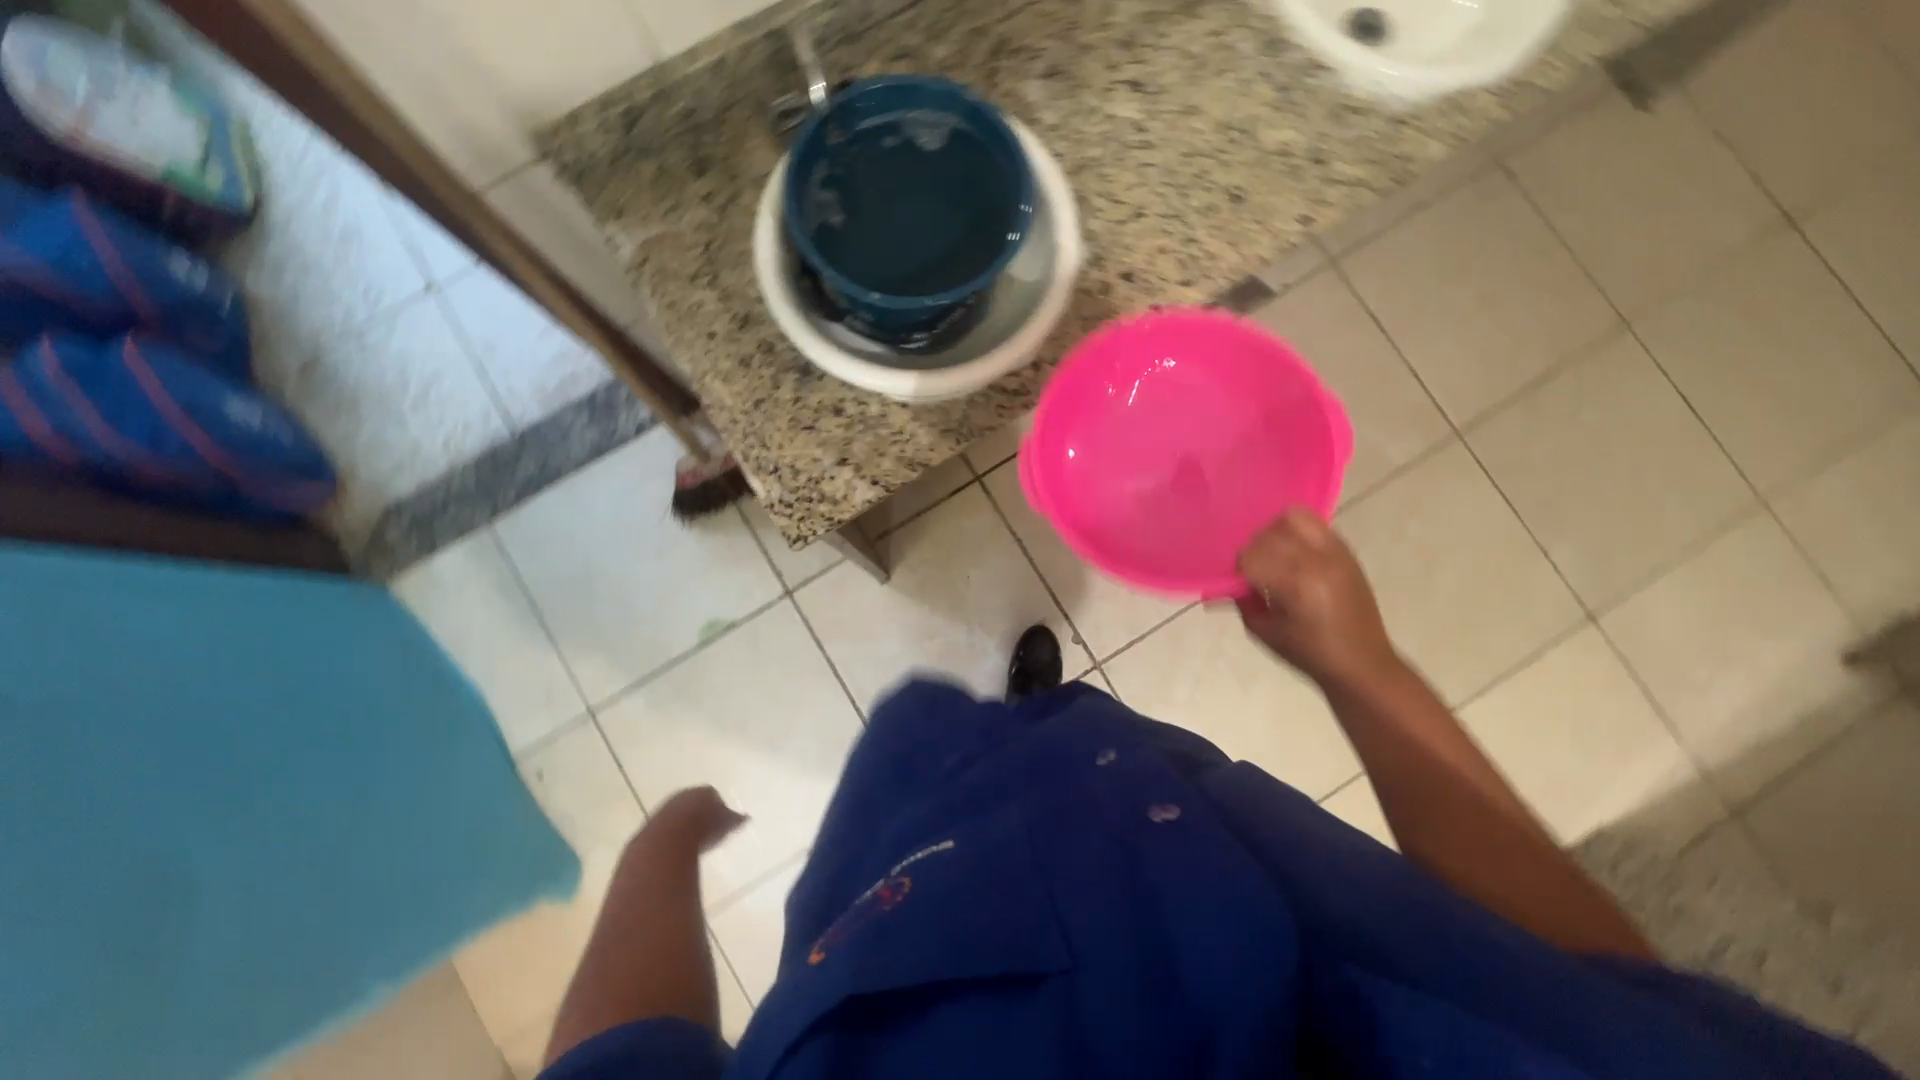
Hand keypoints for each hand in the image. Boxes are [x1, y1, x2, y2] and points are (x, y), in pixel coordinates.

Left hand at [641, 786, 747, 854]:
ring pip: (678, 814)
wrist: (669, 839)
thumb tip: (747, 817)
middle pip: (693, 802)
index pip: (712, 795)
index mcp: (703, 792)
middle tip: (706, 830)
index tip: (721, 821)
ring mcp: (666, 808)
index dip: (717, 808)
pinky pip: (666, 827)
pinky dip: (672, 834)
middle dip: (699, 814)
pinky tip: (676, 847)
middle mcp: (683, 795)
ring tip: (692, 841)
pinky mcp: (652, 824)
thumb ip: (736, 819)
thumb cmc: (703, 829)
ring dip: (684, 824)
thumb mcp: (726, 824)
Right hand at [1235, 509, 1399, 687]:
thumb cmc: (1309, 653)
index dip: (1240, 568)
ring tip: (1275, 555)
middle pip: (1269, 532)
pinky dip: (1298, 533)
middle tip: (1255, 570)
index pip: (1252, 555)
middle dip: (1255, 549)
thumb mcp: (1265, 632)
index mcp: (1296, 583)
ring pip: (1294, 517)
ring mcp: (1335, 552)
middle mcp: (1317, 559)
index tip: (1240, 584)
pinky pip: (1316, 525)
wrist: (1362, 663)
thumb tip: (1226, 583)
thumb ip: (1242, 601)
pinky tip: (1295, 556)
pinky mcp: (1346, 552)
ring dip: (1276, 532)